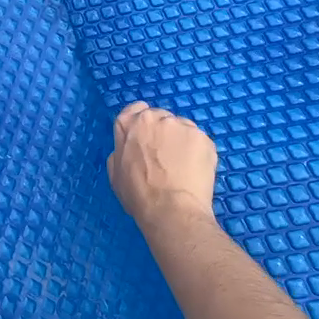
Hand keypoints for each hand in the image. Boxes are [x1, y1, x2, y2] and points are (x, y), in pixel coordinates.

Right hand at [107, 101, 218, 230]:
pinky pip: (200, 141)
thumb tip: (131, 147)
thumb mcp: (115, 171)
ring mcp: (181, 125)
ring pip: (182, 128)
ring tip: (184, 165)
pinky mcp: (203, 138)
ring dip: (182, 140)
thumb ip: (121, 149)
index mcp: (128, 123)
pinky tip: (196, 170)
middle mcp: (154, 117)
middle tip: (166, 155)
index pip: (136, 109)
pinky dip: (199, 152)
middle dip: (163, 132)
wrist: (171, 209)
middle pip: (161, 117)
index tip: (148, 138)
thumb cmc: (138, 194)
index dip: (143, 124)